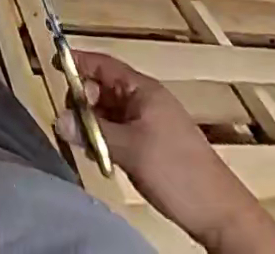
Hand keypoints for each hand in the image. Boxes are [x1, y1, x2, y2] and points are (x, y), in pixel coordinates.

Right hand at [63, 51, 274, 253]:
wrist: (220, 213)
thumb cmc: (176, 170)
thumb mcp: (130, 149)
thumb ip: (92, 132)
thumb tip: (57, 119)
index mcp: (142, 89)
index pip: (103, 63)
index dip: (78, 61)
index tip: (54, 64)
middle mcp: (143, 99)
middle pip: (102, 87)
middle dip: (82, 100)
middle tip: (69, 122)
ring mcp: (147, 122)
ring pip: (107, 111)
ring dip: (92, 123)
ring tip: (83, 144)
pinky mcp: (149, 143)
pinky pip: (117, 130)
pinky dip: (103, 138)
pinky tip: (99, 156)